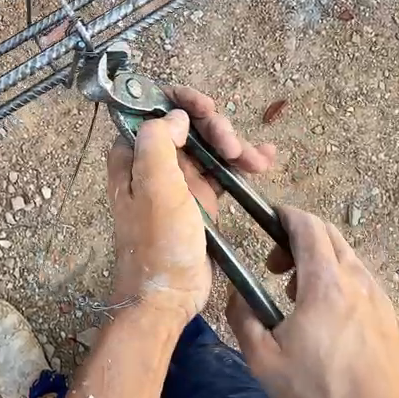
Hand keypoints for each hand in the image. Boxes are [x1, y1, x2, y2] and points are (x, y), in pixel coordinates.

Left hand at [105, 90, 278, 322]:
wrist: (168, 296)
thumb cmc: (157, 242)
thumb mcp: (155, 187)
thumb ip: (159, 142)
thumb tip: (176, 116)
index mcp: (133, 152)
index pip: (154, 106)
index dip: (182, 100)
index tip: (207, 109)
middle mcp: (154, 159)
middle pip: (189, 122)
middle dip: (216, 127)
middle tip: (234, 147)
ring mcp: (179, 177)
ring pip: (210, 144)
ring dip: (235, 145)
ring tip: (256, 162)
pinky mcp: (201, 196)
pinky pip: (223, 168)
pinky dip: (243, 162)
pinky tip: (265, 159)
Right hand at [226, 209, 398, 397]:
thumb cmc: (324, 395)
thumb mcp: (266, 362)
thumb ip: (242, 319)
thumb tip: (235, 295)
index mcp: (325, 281)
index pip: (307, 225)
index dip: (284, 215)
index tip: (265, 220)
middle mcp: (355, 278)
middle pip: (327, 234)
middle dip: (297, 237)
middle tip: (274, 266)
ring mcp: (377, 296)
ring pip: (344, 256)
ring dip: (317, 260)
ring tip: (295, 296)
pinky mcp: (389, 316)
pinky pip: (357, 279)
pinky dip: (335, 279)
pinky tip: (324, 317)